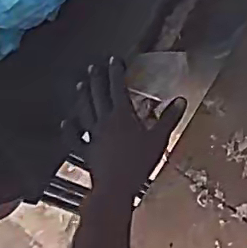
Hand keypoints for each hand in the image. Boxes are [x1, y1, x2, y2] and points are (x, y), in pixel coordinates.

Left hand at [63, 57, 185, 208]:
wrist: (116, 187)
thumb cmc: (139, 163)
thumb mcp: (159, 139)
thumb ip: (169, 118)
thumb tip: (181, 100)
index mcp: (122, 116)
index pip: (117, 88)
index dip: (115, 72)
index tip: (113, 60)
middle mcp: (104, 121)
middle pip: (98, 95)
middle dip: (96, 78)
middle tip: (94, 66)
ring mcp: (92, 136)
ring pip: (84, 111)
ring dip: (82, 96)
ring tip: (80, 84)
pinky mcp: (85, 151)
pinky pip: (74, 137)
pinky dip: (68, 128)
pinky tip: (65, 121)